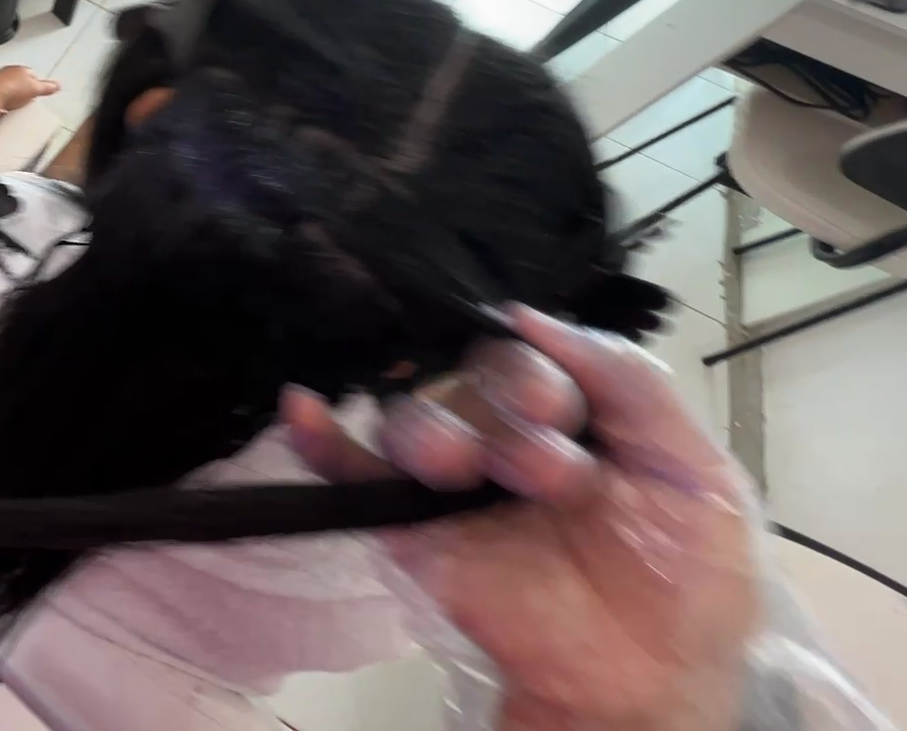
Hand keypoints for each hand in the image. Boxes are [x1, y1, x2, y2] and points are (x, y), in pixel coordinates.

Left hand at [0, 66, 59, 113]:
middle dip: (22, 93)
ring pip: (5, 92)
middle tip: (28, 104)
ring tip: (15, 112)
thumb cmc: (8, 88)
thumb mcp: (34, 88)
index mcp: (18, 70)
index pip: (31, 75)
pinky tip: (3, 115)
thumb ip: (46, 87)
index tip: (39, 93)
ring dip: (10, 101)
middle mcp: (4, 74)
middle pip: (17, 84)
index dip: (36, 85)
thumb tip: (57, 86)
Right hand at [282, 308, 756, 730]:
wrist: (637, 678)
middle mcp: (489, 429)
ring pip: (407, 420)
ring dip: (426, 434)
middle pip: (460, 385)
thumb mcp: (694, 476)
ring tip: (457, 471)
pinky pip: (345, 466)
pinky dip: (318, 438)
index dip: (529, 374)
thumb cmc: (679, 575)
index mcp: (555, 412)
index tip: (552, 410)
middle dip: (497, 416)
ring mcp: (440, 473)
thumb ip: (630, 388)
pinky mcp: (399, 514)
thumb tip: (527, 315)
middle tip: (540, 471)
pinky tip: (300, 409)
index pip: (517, 359)